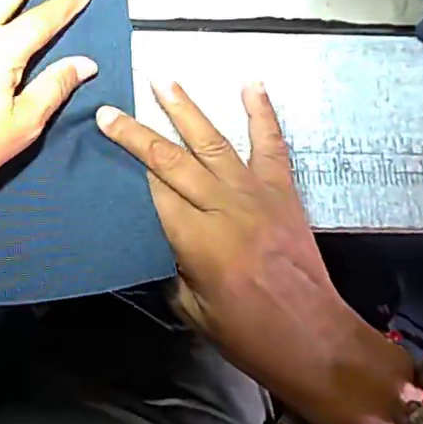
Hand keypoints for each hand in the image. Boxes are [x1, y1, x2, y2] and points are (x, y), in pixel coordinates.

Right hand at [97, 83, 414, 423]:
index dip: (129, 165)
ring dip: (185, 109)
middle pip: (171, 160)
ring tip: (164, 81)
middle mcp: (223, 208)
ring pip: (213, 143)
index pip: (154, 189)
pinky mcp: (283, 193)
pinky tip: (251, 85)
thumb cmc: (247, 333)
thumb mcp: (189, 307)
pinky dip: (262, 113)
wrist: (318, 342)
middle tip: (110, 111)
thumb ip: (166, 262)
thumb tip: (151, 232)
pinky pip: (271, 146)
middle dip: (137, 133)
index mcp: (197, 240)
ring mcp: (256, 195)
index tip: (104, 143)